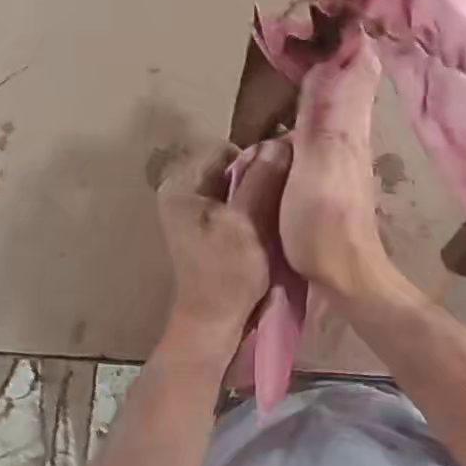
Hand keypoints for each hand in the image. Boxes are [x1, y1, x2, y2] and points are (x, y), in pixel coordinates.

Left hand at [156, 140, 290, 333]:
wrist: (214, 323)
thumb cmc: (227, 274)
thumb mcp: (247, 223)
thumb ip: (263, 180)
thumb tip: (281, 141)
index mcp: (181, 185)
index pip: (227, 150)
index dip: (257, 162)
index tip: (280, 185)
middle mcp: (183, 193)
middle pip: (231, 168)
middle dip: (259, 181)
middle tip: (284, 200)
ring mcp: (193, 214)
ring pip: (237, 189)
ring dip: (259, 199)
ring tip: (278, 216)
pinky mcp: (207, 231)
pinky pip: (235, 208)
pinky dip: (253, 214)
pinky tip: (268, 229)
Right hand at [281, 32, 392, 297]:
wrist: (344, 277)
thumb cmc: (324, 226)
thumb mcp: (318, 167)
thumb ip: (322, 115)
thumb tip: (335, 57)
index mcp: (350, 127)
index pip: (358, 64)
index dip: (347, 31)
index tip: (325, 2)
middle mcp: (354, 133)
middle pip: (353, 75)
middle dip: (335, 42)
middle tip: (306, 17)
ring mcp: (347, 153)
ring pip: (341, 96)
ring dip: (326, 67)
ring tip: (301, 44)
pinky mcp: (335, 171)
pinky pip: (329, 119)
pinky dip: (317, 97)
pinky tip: (301, 98)